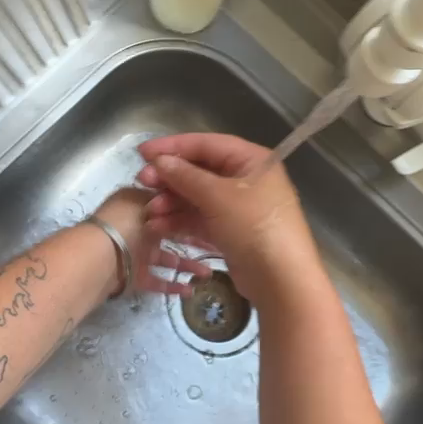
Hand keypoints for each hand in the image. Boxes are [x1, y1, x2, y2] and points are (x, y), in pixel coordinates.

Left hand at [90, 187, 208, 296]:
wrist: (100, 257)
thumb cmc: (124, 223)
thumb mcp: (145, 201)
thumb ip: (165, 200)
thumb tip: (180, 197)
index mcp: (139, 205)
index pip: (168, 206)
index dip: (190, 210)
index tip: (213, 216)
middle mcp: (139, 228)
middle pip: (171, 233)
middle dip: (194, 240)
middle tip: (217, 245)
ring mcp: (138, 254)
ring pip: (168, 259)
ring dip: (188, 266)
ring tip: (209, 274)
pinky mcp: (136, 277)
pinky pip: (158, 281)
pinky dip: (173, 286)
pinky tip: (191, 290)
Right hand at [135, 134, 323, 303]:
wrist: (280, 280)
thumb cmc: (254, 227)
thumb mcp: (218, 197)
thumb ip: (186, 176)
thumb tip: (159, 160)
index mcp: (252, 160)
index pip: (207, 144)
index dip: (173, 146)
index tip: (143, 152)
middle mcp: (246, 179)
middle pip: (200, 171)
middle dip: (170, 177)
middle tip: (142, 182)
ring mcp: (238, 207)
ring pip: (197, 197)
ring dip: (171, 202)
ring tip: (149, 211)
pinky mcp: (230, 231)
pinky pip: (200, 218)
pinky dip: (180, 220)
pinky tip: (158, 225)